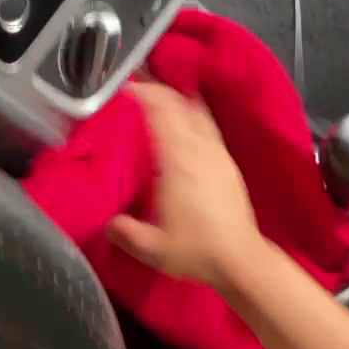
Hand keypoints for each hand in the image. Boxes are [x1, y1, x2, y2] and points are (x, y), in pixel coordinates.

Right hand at [109, 83, 265, 291]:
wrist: (240, 259)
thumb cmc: (195, 250)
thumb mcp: (150, 247)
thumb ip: (123, 232)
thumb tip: (108, 222)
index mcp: (178, 160)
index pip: (160, 110)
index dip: (141, 94)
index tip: (122, 89)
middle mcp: (200, 149)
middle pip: (178, 103)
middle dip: (156, 92)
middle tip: (134, 91)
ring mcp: (217, 153)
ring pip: (196, 112)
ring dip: (176, 101)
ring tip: (157, 103)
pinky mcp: (228, 163)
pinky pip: (207, 127)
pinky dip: (192, 116)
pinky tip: (183, 126)